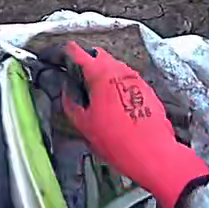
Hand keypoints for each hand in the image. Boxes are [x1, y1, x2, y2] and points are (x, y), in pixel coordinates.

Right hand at [52, 42, 208, 207]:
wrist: (155, 156)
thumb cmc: (117, 141)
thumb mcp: (84, 124)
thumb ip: (70, 102)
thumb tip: (66, 91)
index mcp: (100, 73)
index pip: (75, 51)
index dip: (60, 53)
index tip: (53, 59)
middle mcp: (119, 70)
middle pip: (96, 55)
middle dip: (83, 62)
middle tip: (74, 78)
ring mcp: (136, 79)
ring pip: (113, 67)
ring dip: (101, 74)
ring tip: (94, 94)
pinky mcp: (148, 90)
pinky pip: (127, 80)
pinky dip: (117, 86)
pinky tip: (114, 105)